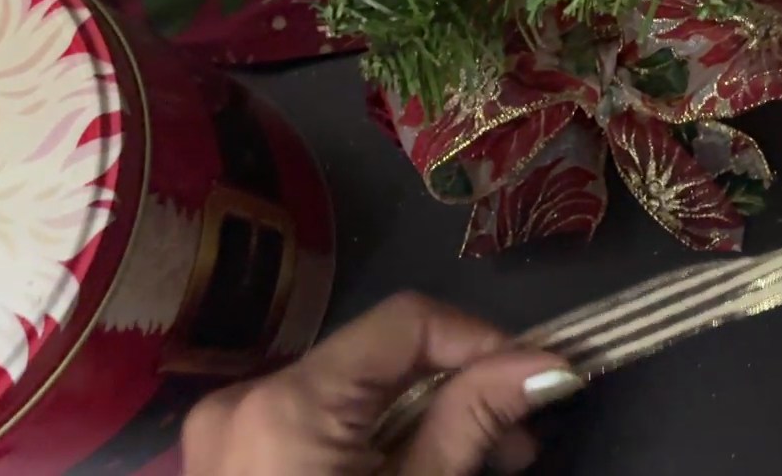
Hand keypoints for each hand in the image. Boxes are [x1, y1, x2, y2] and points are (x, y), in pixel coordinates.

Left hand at [184, 292, 580, 475]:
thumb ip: (477, 416)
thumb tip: (550, 362)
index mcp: (289, 401)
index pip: (410, 320)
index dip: (482, 338)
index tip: (533, 378)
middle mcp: (247, 401)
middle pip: (388, 356)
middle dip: (464, 384)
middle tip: (521, 434)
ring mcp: (230, 438)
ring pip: (366, 390)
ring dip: (434, 412)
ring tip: (487, 458)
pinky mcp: (234, 467)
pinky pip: (332, 423)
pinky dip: (387, 436)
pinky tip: (426, 467)